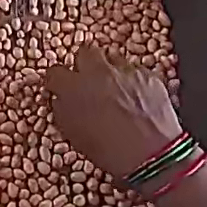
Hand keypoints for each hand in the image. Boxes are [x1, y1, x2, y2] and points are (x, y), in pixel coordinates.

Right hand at [44, 43, 183, 178]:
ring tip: (114, 89)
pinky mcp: (148, 75)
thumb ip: (63, 110)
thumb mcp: (73, 135)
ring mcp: (124, 71)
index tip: (60, 86)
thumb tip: (62, 100)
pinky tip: (136, 98)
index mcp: (72, 87)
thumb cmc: (108, 150)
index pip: (54, 72)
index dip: (57, 80)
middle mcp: (97, 72)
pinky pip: (135, 71)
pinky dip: (133, 81)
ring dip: (110, 70)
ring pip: (112, 59)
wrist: (151, 154)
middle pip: (85, 52)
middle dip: (84, 63)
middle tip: (88, 79)